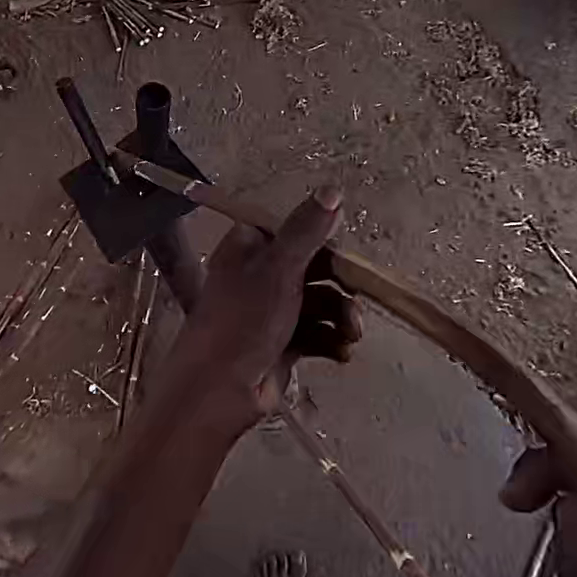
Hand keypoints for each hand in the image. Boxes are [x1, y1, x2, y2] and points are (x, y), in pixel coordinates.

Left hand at [170, 187, 350, 423]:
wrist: (220, 387)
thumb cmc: (243, 319)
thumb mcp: (277, 268)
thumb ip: (306, 231)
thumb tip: (333, 189)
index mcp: (248, 247)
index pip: (293, 232)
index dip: (322, 244)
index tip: (346, 261)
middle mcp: (258, 274)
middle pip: (312, 269)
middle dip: (339, 287)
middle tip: (357, 304)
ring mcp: (270, 310)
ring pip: (318, 303)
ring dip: (340, 318)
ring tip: (350, 335)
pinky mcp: (281, 343)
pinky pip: (316, 334)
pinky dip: (330, 341)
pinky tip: (341, 353)